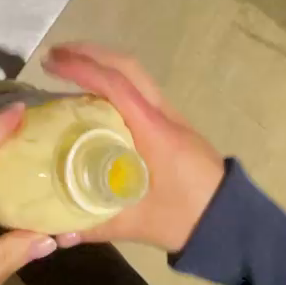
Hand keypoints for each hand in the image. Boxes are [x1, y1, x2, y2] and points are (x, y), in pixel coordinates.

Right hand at [41, 43, 225, 252]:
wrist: (233, 221)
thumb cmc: (187, 217)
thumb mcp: (140, 224)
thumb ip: (96, 226)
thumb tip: (54, 232)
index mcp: (153, 130)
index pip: (116, 85)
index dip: (83, 69)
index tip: (52, 64)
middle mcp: (161, 112)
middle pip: (126, 66)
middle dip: (88, 53)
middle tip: (54, 56)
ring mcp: (169, 113)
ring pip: (134, 72)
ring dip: (102, 61)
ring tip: (68, 66)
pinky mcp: (170, 122)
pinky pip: (138, 86)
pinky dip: (112, 77)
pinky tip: (94, 93)